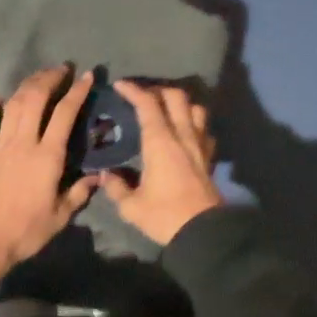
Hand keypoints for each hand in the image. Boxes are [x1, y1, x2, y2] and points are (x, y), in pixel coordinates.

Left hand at [0, 66, 98, 270]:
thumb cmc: (27, 232)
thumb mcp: (61, 216)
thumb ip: (78, 193)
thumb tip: (96, 178)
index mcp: (48, 156)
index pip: (65, 114)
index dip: (77, 92)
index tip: (87, 76)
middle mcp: (23, 143)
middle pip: (36, 98)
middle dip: (50, 78)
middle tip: (61, 70)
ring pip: (12, 105)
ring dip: (25, 86)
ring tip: (38, 78)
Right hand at [101, 81, 222, 244]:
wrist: (203, 231)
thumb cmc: (164, 216)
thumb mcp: (132, 206)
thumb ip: (116, 187)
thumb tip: (106, 176)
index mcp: (160, 142)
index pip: (147, 104)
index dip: (133, 90)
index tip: (120, 85)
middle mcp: (182, 136)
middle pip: (176, 97)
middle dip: (158, 90)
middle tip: (143, 96)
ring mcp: (199, 146)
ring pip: (196, 109)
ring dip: (181, 104)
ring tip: (167, 110)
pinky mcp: (209, 159)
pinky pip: (205, 131)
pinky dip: (195, 124)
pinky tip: (187, 134)